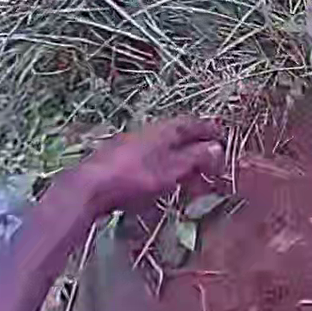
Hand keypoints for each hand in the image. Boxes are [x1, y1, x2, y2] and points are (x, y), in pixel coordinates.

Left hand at [68, 118, 222, 213]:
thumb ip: (195, 158)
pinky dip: (165, 164)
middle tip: (210, 158)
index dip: (208, 130)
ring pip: (164, 146)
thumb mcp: (171, 170)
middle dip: (196, 145)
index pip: (193, 123)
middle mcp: (149, 131)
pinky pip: (151, 156)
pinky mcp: (120, 158)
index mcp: (165, 129)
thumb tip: (217, 147)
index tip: (222, 136)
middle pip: (179, 134)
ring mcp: (132, 143)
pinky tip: (162, 179)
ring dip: (180, 157)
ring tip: (190, 172)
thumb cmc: (134, 177)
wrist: (89, 186)